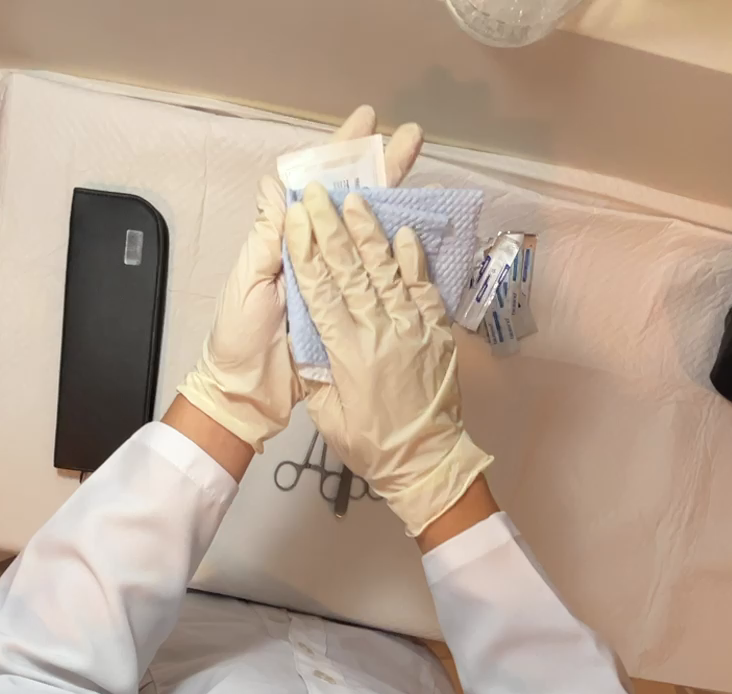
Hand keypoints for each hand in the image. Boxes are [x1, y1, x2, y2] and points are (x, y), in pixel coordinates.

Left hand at [173, 107, 423, 453]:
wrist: (249, 393)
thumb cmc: (240, 338)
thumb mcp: (250, 282)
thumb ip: (267, 236)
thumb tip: (274, 181)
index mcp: (286, 244)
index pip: (314, 189)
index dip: (340, 155)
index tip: (366, 123)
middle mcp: (314, 257)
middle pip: (350, 204)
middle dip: (380, 168)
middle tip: (411, 137)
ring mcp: (335, 283)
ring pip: (367, 233)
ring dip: (394, 200)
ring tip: (421, 170)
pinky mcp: (350, 311)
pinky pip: (376, 277)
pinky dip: (397, 253)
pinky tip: (420, 230)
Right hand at [286, 185, 492, 535]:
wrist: (427, 462)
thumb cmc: (372, 447)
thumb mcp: (329, 418)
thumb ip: (318, 375)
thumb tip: (310, 340)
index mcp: (347, 354)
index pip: (320, 291)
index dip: (305, 251)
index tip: (294, 217)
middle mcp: (380, 332)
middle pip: (351, 270)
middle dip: (331, 227)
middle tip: (319, 192)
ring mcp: (413, 328)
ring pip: (386, 270)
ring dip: (369, 231)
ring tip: (357, 198)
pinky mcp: (437, 332)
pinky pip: (423, 288)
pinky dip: (413, 259)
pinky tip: (403, 233)